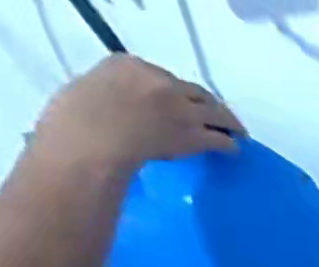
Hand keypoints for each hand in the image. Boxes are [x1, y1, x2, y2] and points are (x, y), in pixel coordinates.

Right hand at [31, 56, 244, 170]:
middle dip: (209, 104)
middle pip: (197, 92)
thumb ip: (121, 89)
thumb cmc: (80, 117)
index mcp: (129, 64)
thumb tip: (131, 102)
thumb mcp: (96, 87)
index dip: (180, 91)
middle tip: (220, 116)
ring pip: (217, 113)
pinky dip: (231, 145)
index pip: (165, 76)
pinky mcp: (195, 135)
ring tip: (238, 132)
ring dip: (230, 123)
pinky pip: (222, 139)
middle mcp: (161, 81)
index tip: (185, 99)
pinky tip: (235, 150)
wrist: (93, 138)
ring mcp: (182, 109)